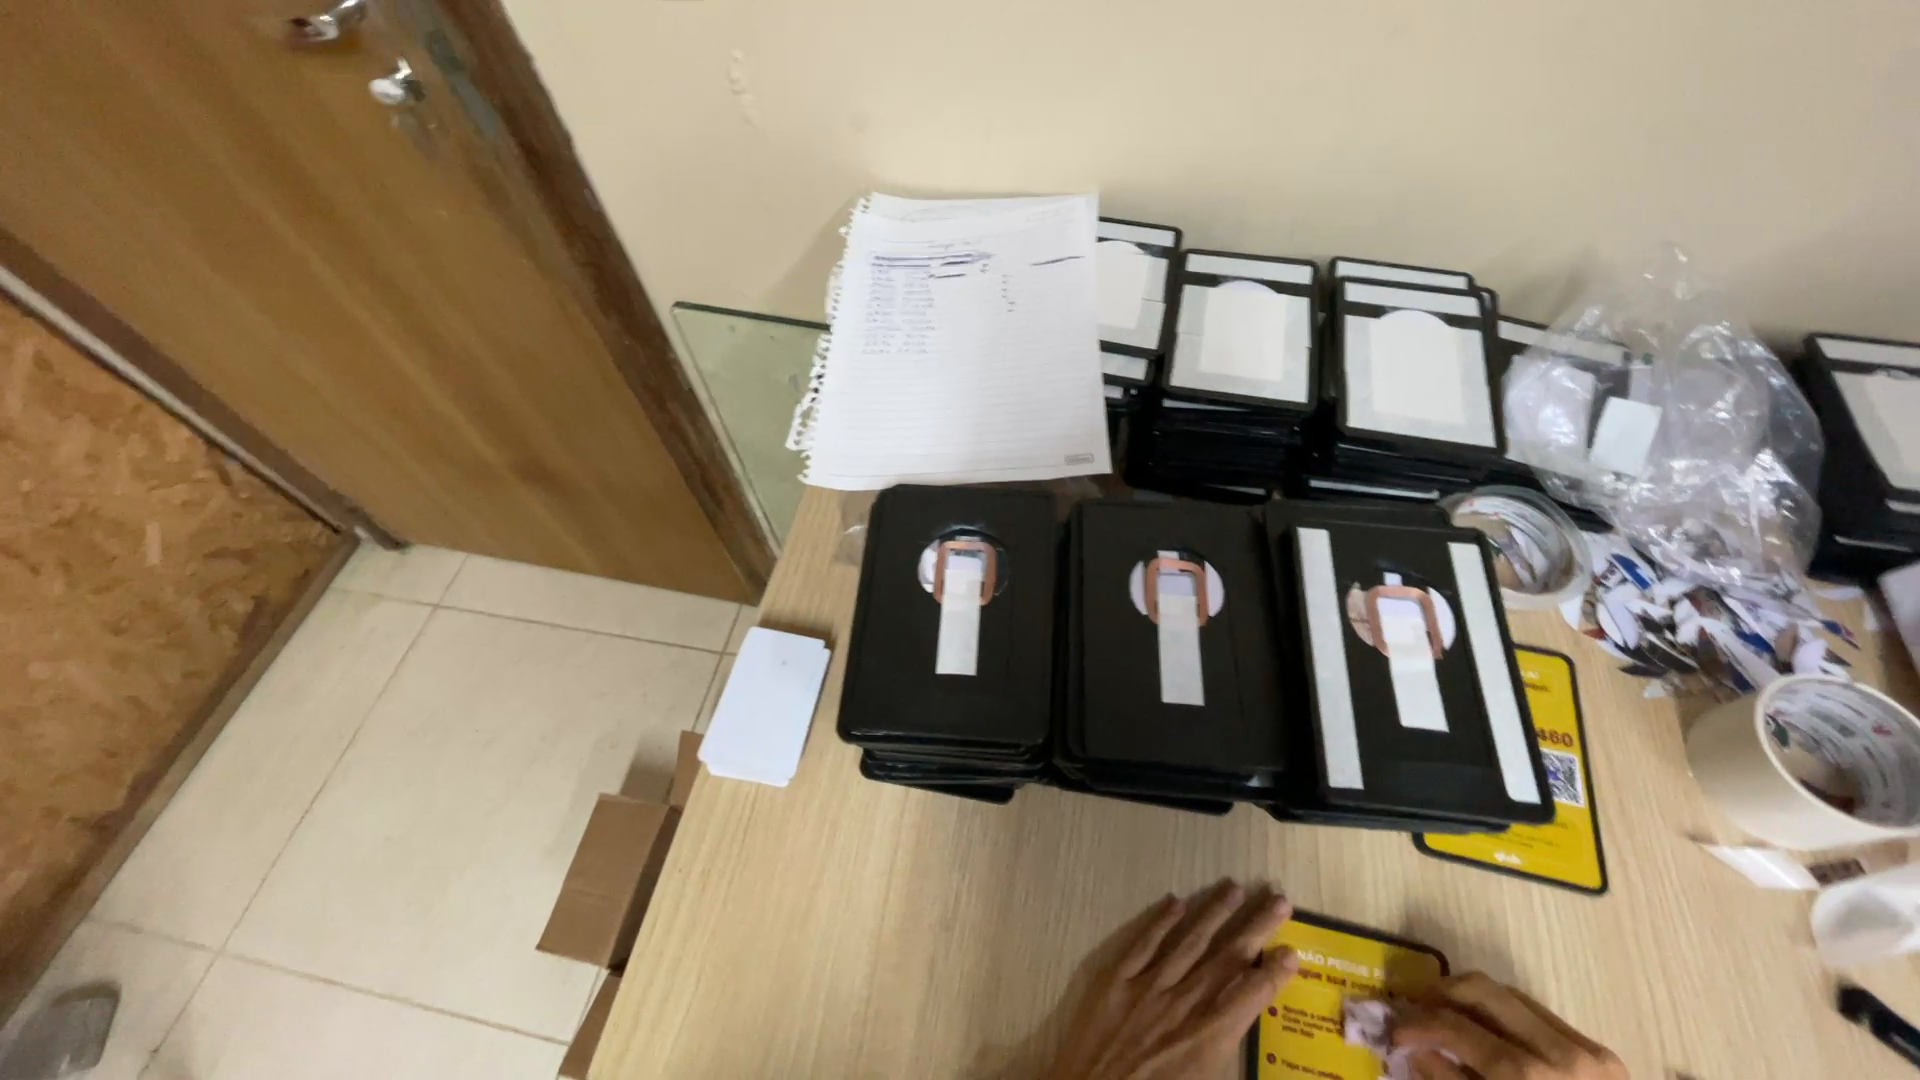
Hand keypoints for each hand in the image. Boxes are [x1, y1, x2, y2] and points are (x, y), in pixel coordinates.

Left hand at [1042, 879, 1298, 1079]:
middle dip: (1255, 926)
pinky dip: (1161, 921)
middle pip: (1226, 958)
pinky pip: (1143, 944)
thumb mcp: (1204, 1079)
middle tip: (1277, 898)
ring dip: (1214, 912)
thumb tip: (1243, 1018)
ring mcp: (1147, 986)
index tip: (1292, 950)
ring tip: (1233, 887)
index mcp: (1209, 1037)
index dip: (1274, 972)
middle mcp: (1183, 1003)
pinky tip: (1176, 901)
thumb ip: (1224, 1047)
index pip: (1251, 995)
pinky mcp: (1115, 979)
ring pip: (1189, 941)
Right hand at [1393, 972, 1626, 1079]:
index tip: (1396, 1032)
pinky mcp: (1600, 1052)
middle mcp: (1555, 1054)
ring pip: (1509, 993)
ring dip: (1469, 996)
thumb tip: (1420, 1052)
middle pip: (1481, 990)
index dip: (1417, 1025)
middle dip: (1440, 992)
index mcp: (1526, 1078)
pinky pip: (1538, 1012)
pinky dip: (1504, 1012)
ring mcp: (1584, 1050)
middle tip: (1417, 1007)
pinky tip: (1489, 1028)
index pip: (1456, 1029)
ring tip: (1448, 1012)